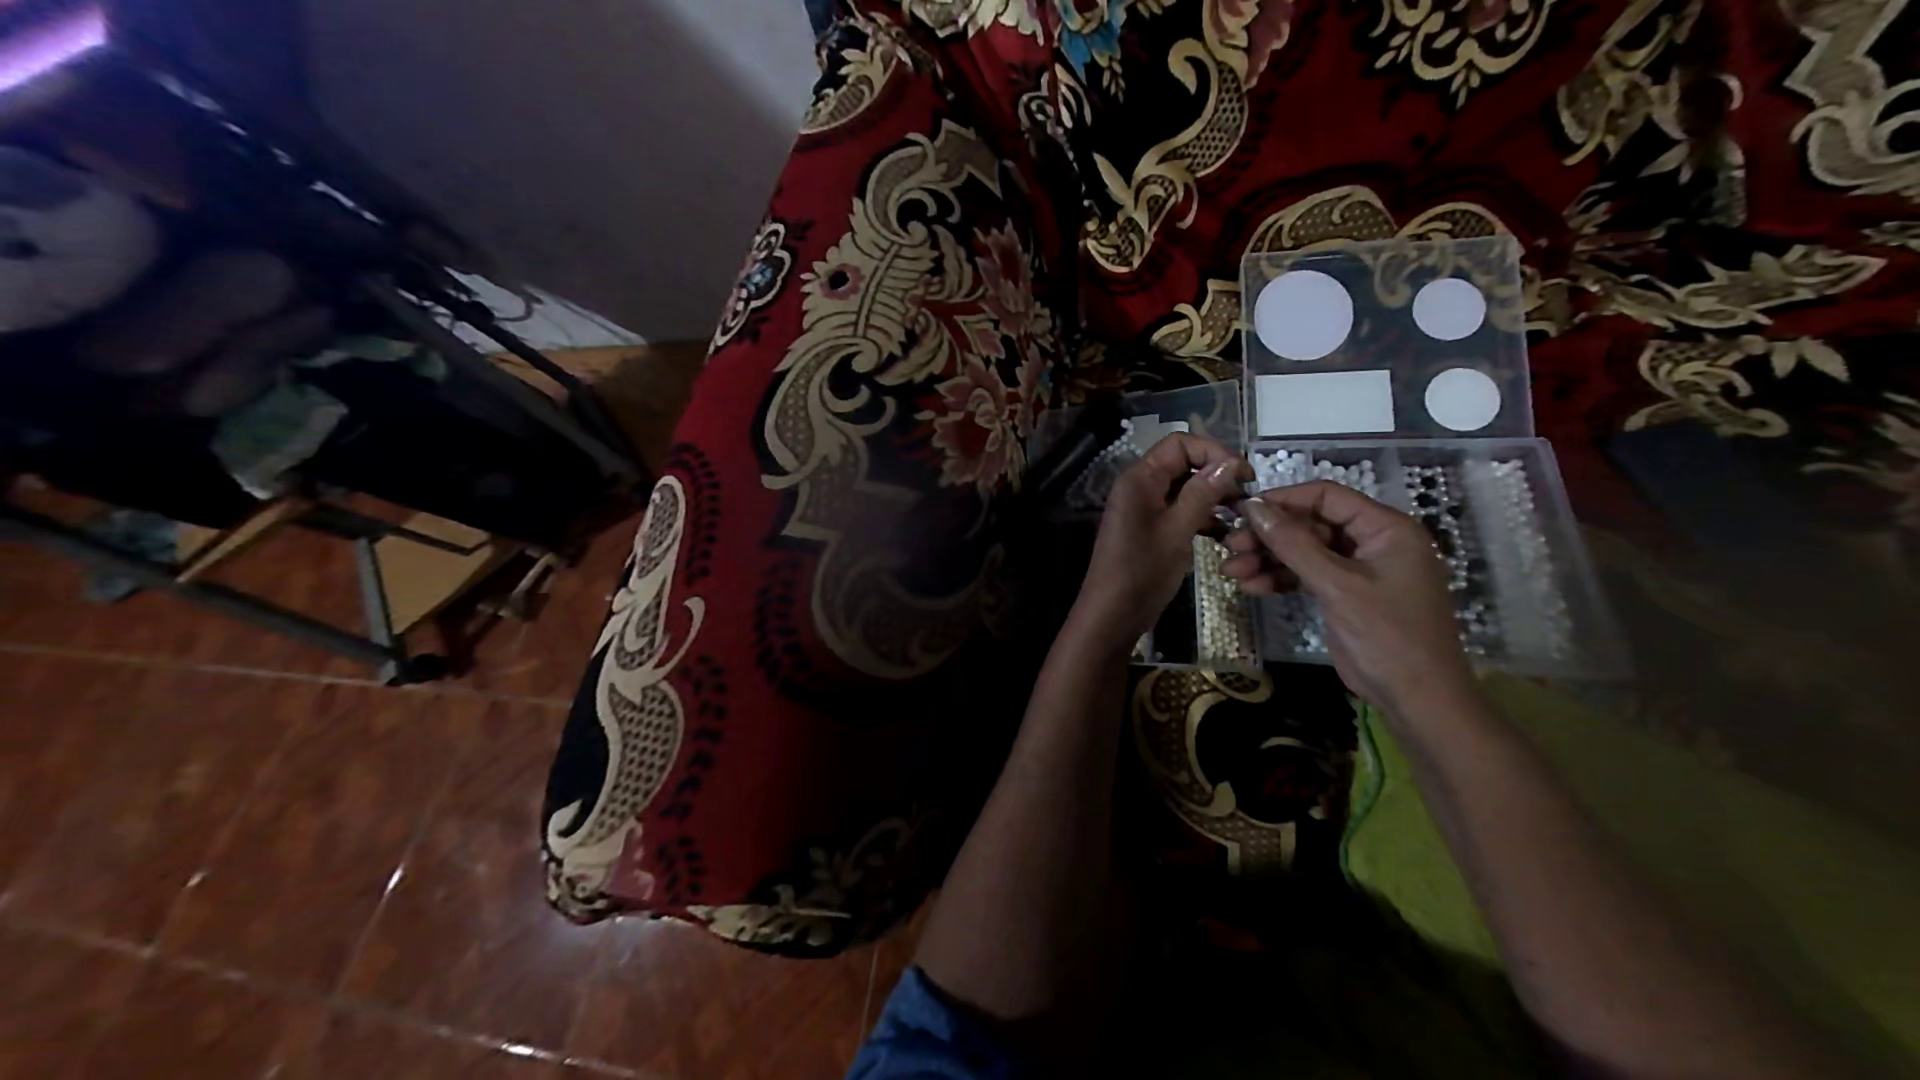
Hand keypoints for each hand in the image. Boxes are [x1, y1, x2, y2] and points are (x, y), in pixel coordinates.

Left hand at [1068, 433, 1250, 651]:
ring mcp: (1145, 508)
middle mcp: (1140, 486)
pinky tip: (1224, 533)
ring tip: (1241, 516)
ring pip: (1185, 489)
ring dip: (1212, 497)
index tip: (1244, 474)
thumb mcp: (1177, 530)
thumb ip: (1203, 494)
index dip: (1213, 452)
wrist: (1112, 614)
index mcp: (1139, 478)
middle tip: (1247, 498)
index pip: (1179, 444)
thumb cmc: (1141, 570)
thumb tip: (1231, 462)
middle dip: (1216, 475)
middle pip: (1184, 464)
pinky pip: (1179, 511)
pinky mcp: (1151, 528)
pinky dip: (1201, 517)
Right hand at [1220, 481, 1473, 712]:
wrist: (1416, 696)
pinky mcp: (1344, 594)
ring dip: (1268, 559)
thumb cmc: (1387, 634)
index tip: (1243, 511)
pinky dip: (1280, 579)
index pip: (1328, 497)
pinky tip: (1251, 587)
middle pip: (1311, 524)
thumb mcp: (1337, 585)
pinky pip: (1306, 575)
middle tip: (1230, 547)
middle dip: (1269, 536)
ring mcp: (1358, 569)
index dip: (1284, 500)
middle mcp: (1373, 542)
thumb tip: (1253, 507)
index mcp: (1386, 528)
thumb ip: (1293, 544)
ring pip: (1304, 551)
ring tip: (1231, 571)